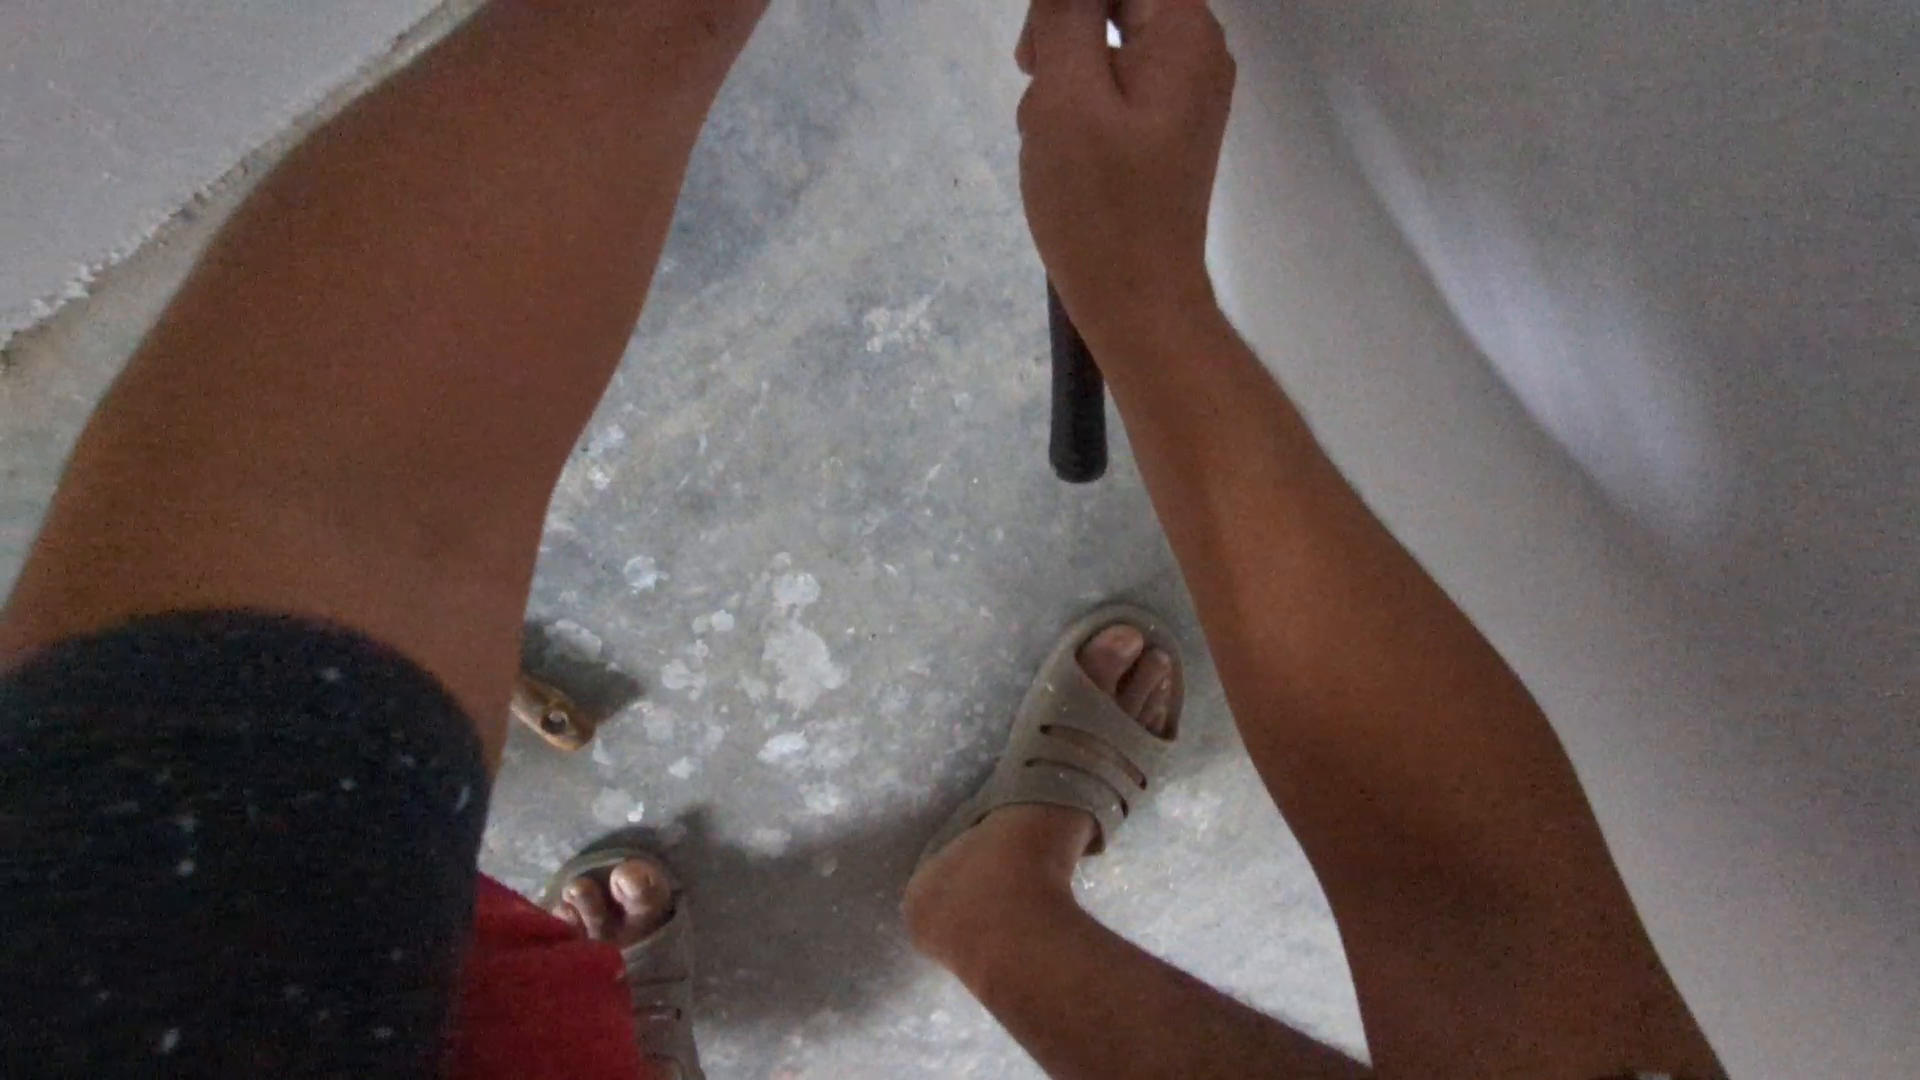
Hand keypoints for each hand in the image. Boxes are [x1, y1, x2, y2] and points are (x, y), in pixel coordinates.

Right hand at [1015, 0, 1235, 344]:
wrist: (1136, 304)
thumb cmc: (1099, 207)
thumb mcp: (1066, 98)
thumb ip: (1066, 13)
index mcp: (1184, 30)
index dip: (1063, 9)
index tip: (1035, 58)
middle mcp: (1197, 54)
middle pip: (1113, 3)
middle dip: (1062, 43)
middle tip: (1038, 99)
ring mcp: (1185, 101)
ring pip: (1107, 54)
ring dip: (1065, 86)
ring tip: (1050, 144)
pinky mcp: (1166, 139)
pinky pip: (1115, 98)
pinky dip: (1081, 117)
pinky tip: (1066, 160)